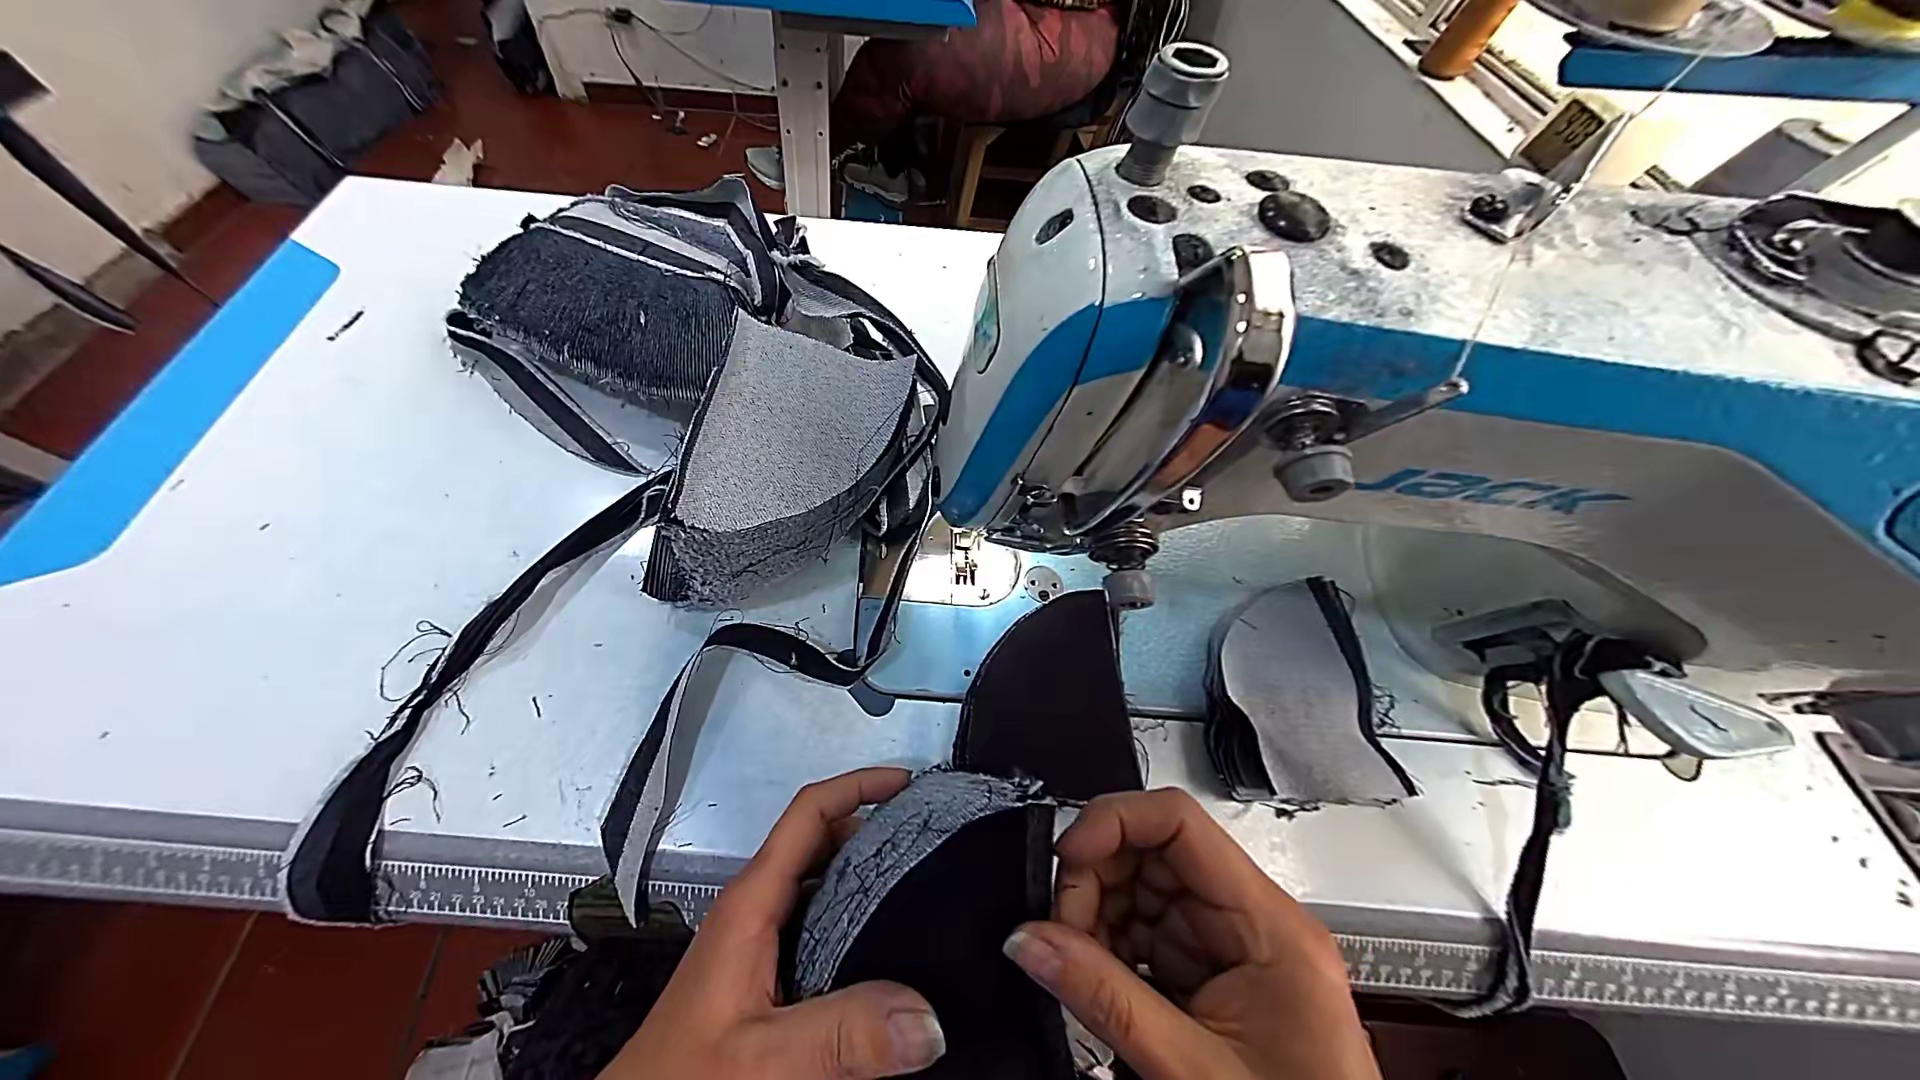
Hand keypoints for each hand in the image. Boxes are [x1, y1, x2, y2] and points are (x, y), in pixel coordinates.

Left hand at [599, 768, 946, 1079]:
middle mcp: (756, 905)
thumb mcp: (765, 1059)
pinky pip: (820, 913)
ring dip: (866, 864)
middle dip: (873, 823)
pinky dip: (857, 905)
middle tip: (927, 836)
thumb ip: (843, 1035)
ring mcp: (758, 936)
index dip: (858, 786)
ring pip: (821, 875)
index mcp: (752, 901)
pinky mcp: (764, 968)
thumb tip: (929, 1018)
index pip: (809, 812)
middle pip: (821, 836)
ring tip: (918, 877)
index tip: (907, 785)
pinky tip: (886, 937)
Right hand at [1003, 788, 1378, 1079]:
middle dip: (1095, 879)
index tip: (1067, 855)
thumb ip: (1105, 999)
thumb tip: (1029, 940)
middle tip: (1063, 931)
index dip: (1113, 821)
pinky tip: (1102, 984)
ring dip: (1097, 917)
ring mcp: (1227, 943)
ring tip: (1082, 968)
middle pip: (1152, 850)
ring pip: (1139, 887)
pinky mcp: (1209, 968)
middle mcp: (1250, 918)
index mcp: (1268, 924)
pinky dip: (1109, 948)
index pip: (1179, 822)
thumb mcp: (1193, 1071)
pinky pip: (1143, 928)